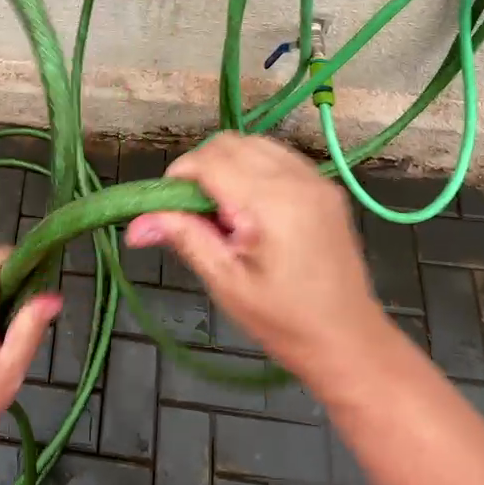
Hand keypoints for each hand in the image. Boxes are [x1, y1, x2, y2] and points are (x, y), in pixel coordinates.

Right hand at [124, 133, 386, 394]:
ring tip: (224, 210)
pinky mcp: (325, 186)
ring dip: (226, 163)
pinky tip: (251, 206)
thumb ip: (184, 238)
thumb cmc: (284, 321)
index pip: (210, 161)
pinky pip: (277, 155)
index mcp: (271, 203)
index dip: (180, 176)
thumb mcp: (225, 282)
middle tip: (194, 212)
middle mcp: (296, 179)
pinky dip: (253, 166)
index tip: (168, 207)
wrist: (350, 342)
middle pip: (229, 143)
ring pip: (252, 143)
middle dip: (201, 167)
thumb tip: (134, 223)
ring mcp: (316, 179)